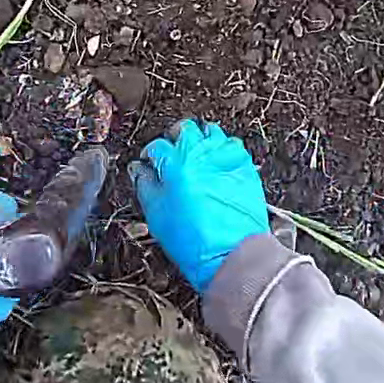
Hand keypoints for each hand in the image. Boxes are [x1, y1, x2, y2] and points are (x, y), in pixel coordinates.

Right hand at [130, 120, 269, 291]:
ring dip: (201, 140)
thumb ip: (145, 186)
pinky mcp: (243, 165)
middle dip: (175, 137)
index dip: (150, 156)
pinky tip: (218, 165)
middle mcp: (200, 153)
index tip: (151, 163)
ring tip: (197, 157)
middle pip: (184, 128)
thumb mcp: (157, 215)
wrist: (232, 254)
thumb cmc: (195, 240)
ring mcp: (224, 157)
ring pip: (210, 131)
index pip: (156, 146)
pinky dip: (223, 150)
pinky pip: (232, 145)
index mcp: (175, 163)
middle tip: (173, 153)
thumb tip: (140, 170)